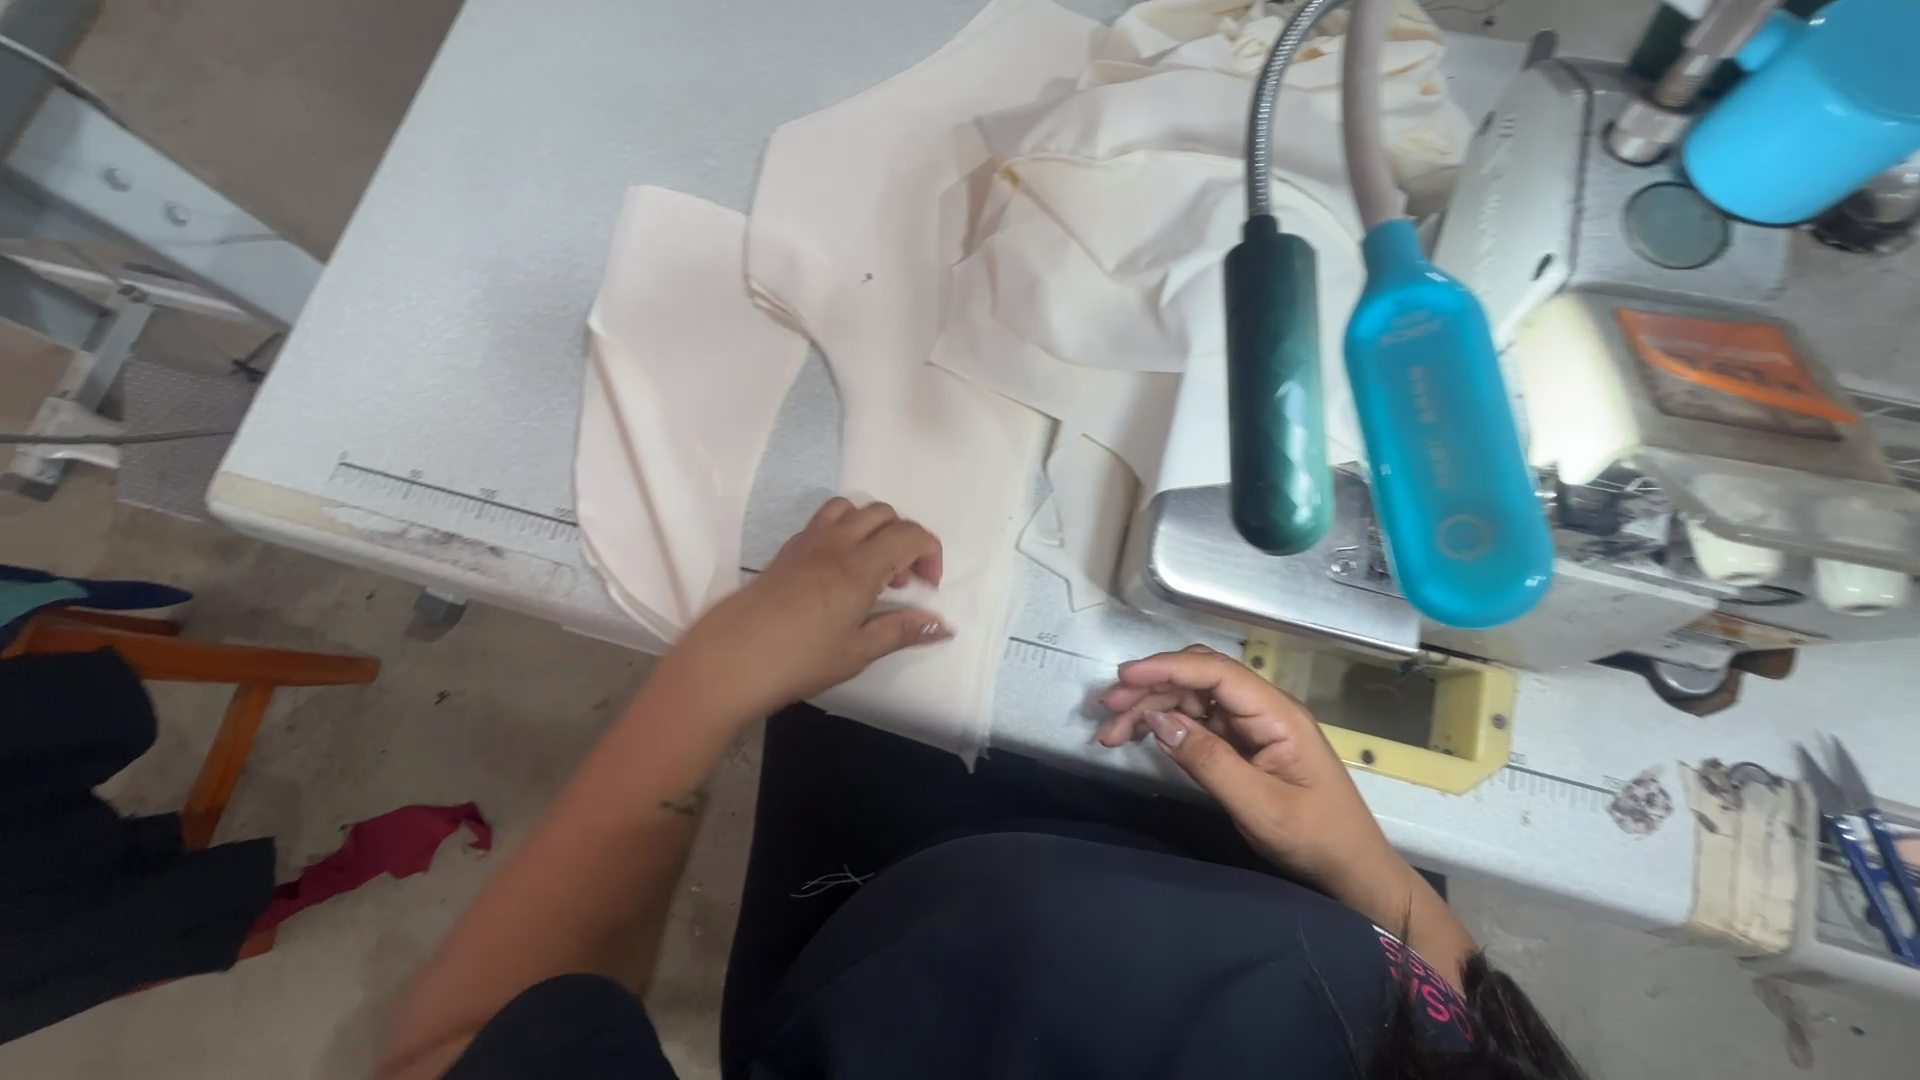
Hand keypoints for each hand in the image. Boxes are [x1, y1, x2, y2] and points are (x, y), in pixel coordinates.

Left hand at [655, 497, 949, 718]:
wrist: (728, 660)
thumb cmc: (799, 661)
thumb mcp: (857, 652)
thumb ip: (902, 630)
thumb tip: (942, 625)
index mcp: (860, 567)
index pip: (909, 534)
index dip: (930, 552)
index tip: (928, 585)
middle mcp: (836, 543)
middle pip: (883, 513)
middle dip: (904, 538)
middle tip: (901, 580)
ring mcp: (807, 543)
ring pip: (850, 508)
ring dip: (872, 528)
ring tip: (870, 567)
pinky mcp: (786, 551)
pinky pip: (823, 521)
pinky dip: (843, 531)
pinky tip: (837, 571)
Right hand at [1096, 645, 1398, 895]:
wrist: (1352, 873)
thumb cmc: (1316, 840)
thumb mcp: (1261, 806)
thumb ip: (1208, 760)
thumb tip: (1158, 719)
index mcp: (1277, 714)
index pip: (1216, 672)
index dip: (1167, 667)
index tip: (1125, 677)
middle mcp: (1261, 710)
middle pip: (1197, 680)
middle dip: (1149, 687)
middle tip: (1106, 709)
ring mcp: (1249, 726)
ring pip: (1189, 700)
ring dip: (1149, 709)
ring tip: (1109, 732)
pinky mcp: (1239, 745)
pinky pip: (1194, 723)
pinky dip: (1162, 727)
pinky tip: (1137, 736)